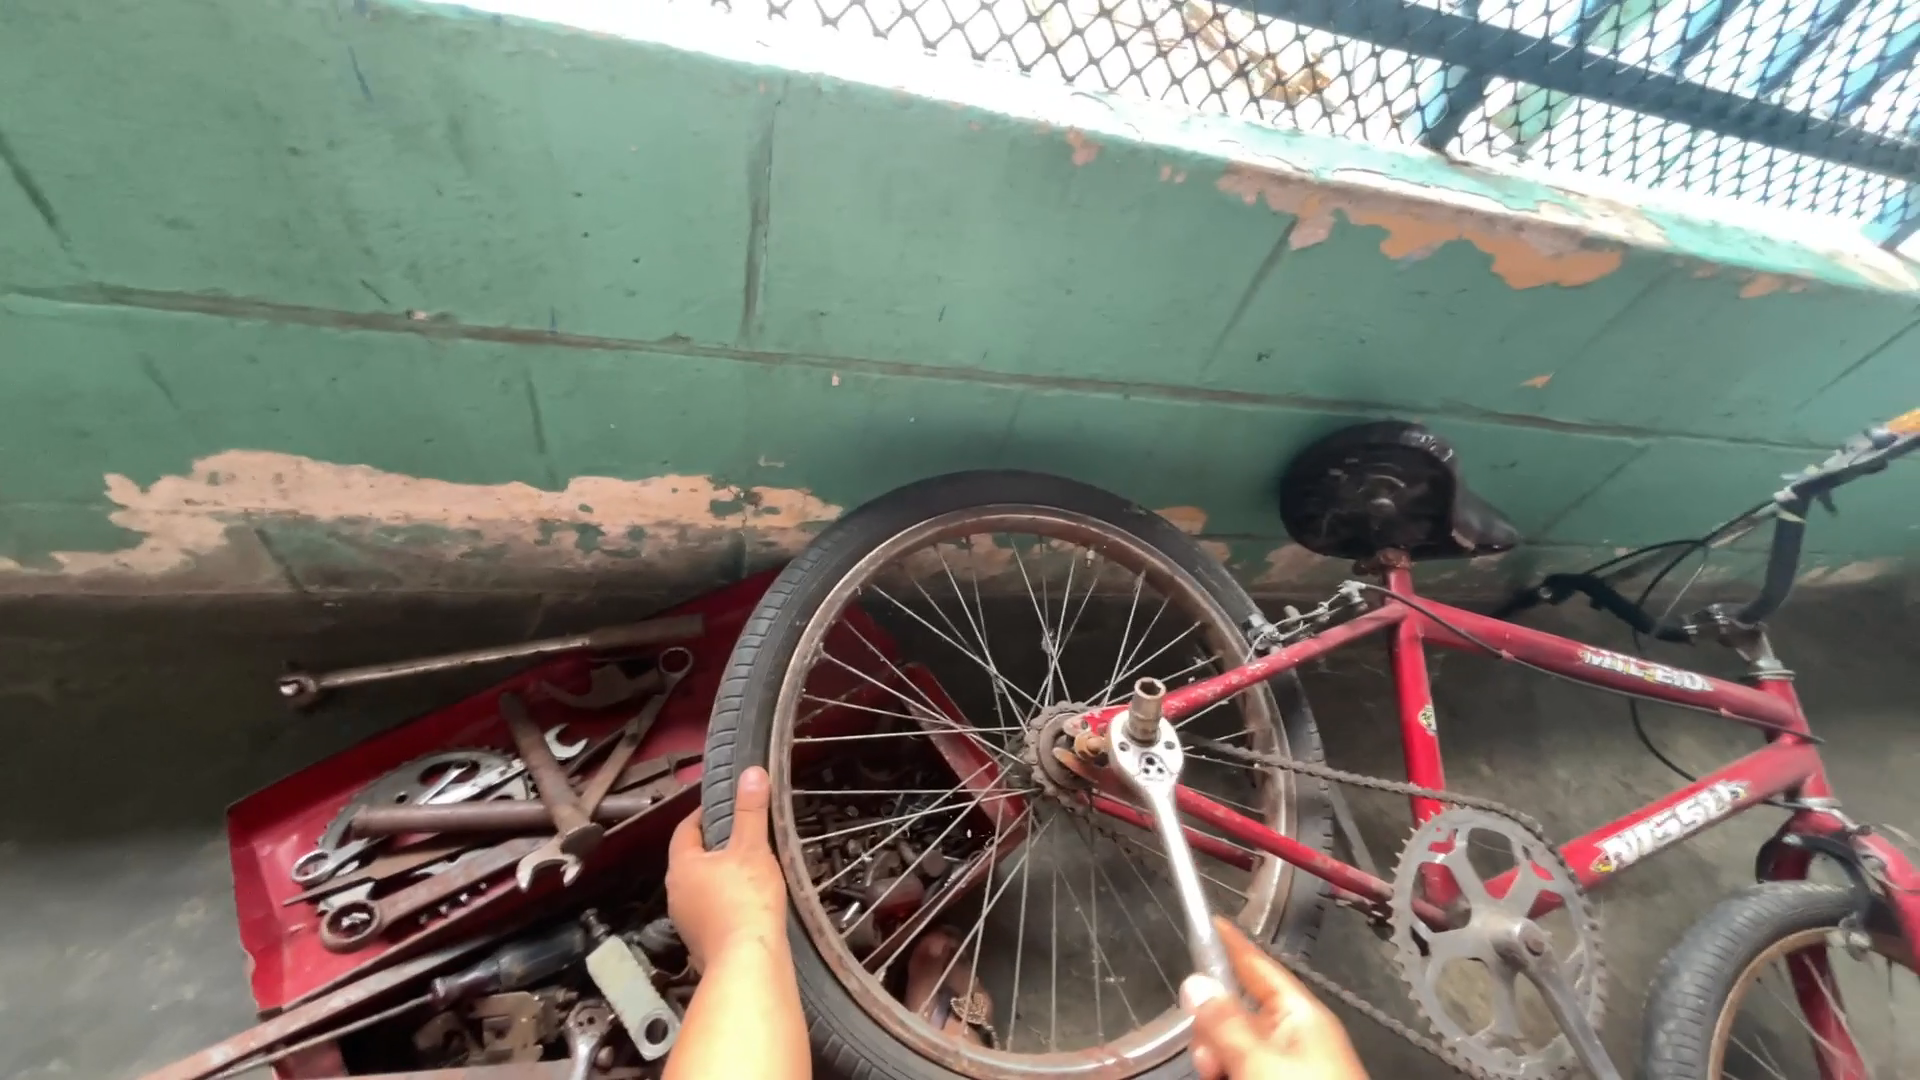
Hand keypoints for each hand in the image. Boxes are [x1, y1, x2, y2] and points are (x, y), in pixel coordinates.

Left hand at [666, 765, 789, 971]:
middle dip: (716, 844)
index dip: (703, 814)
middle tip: (743, 831)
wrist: (748, 963)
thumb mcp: (752, 846)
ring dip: (722, 873)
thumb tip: (751, 773)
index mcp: (682, 867)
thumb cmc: (746, 901)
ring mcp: (687, 921)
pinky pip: (712, 909)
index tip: (725, 804)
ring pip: (702, 885)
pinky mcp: (702, 942)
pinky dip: (727, 899)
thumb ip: (750, 810)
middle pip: (692, 858)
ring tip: (752, 863)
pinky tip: (751, 898)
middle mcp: (677, 894)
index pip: (685, 829)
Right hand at [1180, 917, 1368, 1079]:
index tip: (1208, 922)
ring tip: (1213, 1074)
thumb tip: (1195, 982)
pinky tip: (1221, 1078)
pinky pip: (1247, 1069)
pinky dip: (1231, 1072)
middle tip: (1205, 1054)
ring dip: (1218, 1056)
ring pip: (1238, 1046)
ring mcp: (1293, 1070)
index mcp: (1302, 1017)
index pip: (1259, 965)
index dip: (1232, 944)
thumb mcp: (1261, 1063)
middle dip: (1215, 1024)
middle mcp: (1298, 1039)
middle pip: (1242, 1010)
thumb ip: (1224, 1023)